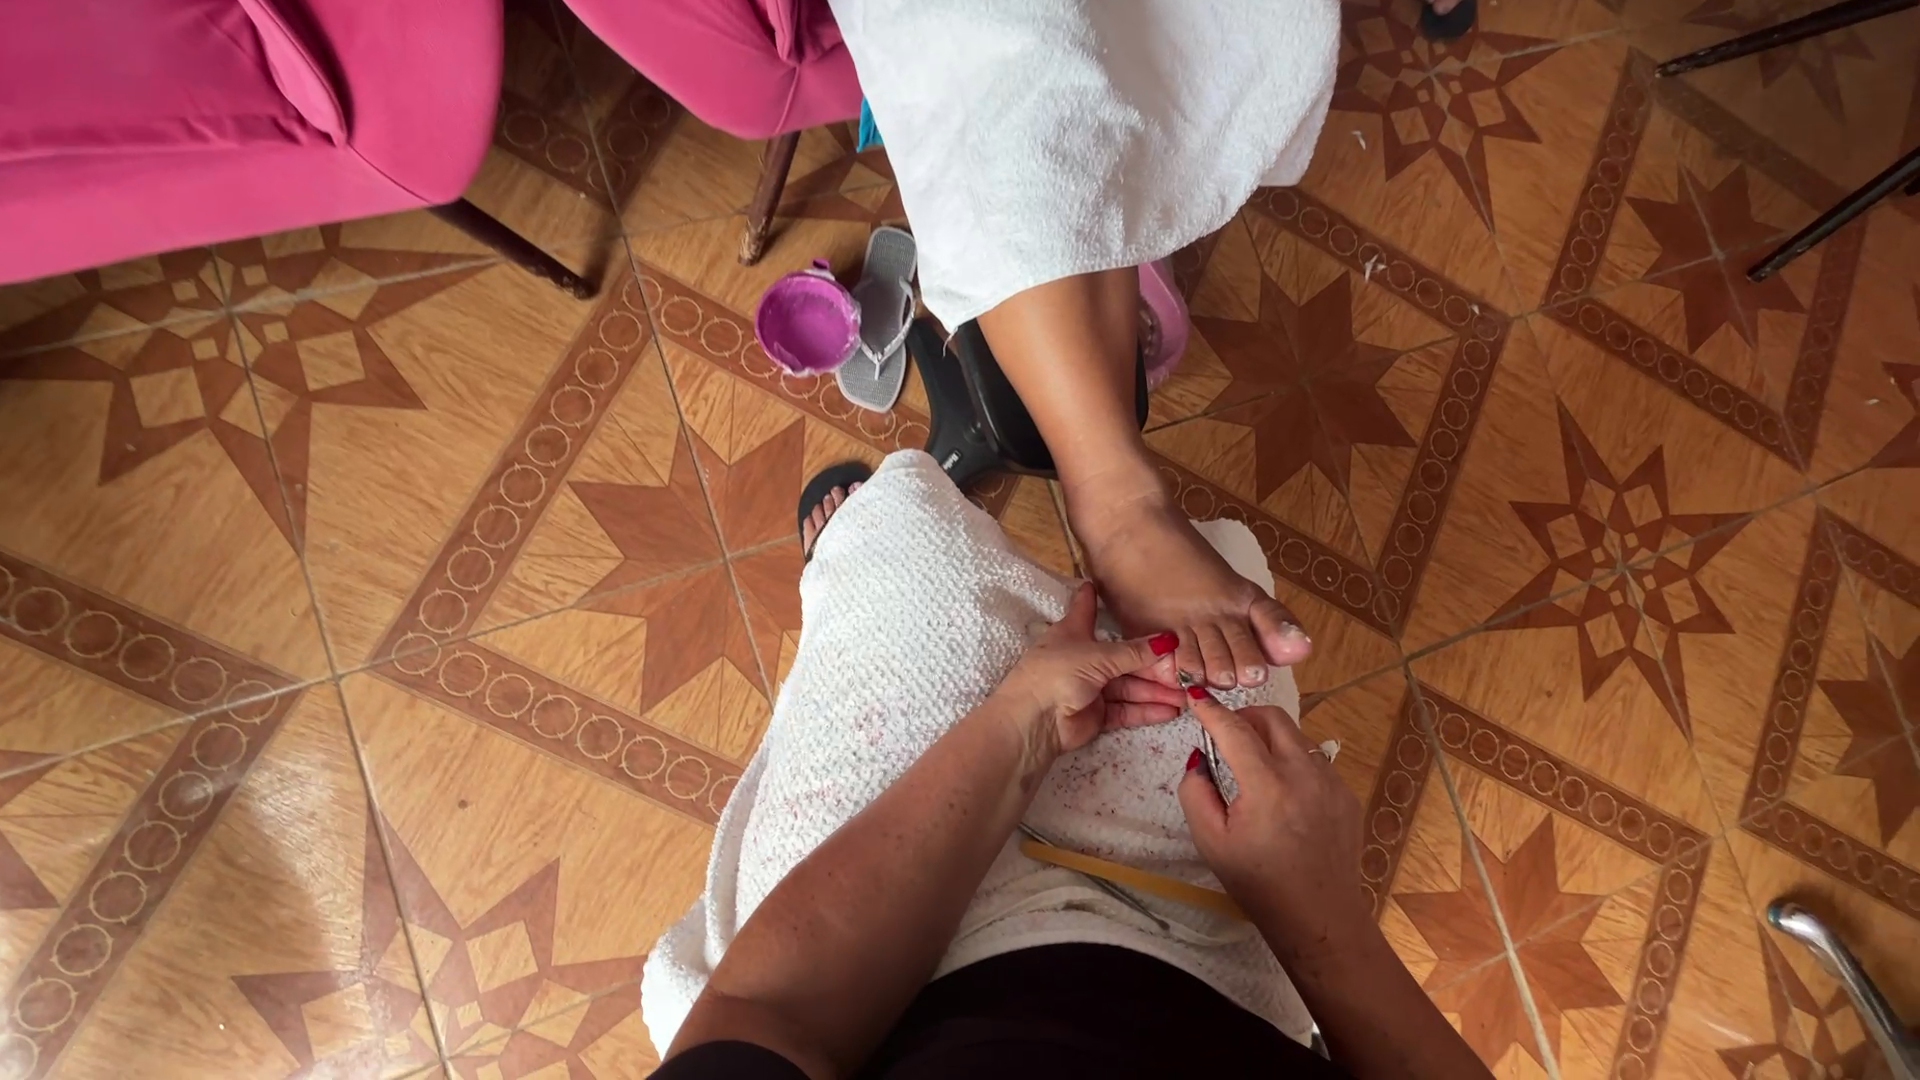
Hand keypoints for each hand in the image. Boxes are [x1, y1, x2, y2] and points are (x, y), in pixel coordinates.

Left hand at [993, 582, 1186, 756]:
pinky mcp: (1096, 714)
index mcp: (1074, 633)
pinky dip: (1147, 710)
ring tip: (1187, 695)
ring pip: (1129, 685)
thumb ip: (1133, 652)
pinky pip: (1126, 709)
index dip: (1092, 597)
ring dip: (1156, 690)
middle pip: (1124, 656)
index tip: (1094, 583)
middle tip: (1185, 669)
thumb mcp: (1097, 656)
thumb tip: (1168, 640)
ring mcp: (1091, 686)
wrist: (1034, 721)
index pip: (1086, 609)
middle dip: (1154, 663)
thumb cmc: (1057, 673)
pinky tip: (1171, 710)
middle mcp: (1084, 657)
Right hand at [1177, 699, 1369, 959]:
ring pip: (1295, 735)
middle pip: (1272, 717)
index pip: (1234, 729)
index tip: (1195, 696)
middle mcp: (1304, 775)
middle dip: (1244, 715)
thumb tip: (1200, 756)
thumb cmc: (1257, 882)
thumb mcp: (1210, 840)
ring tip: (1253, 766)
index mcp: (1267, 786)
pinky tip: (1281, 793)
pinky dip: (1290, 760)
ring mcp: (1331, 782)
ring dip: (1268, 737)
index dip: (1211, 710)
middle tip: (1226, 734)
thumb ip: (1195, 790)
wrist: (1320, 919)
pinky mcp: (1346, 794)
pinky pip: (1313, 759)